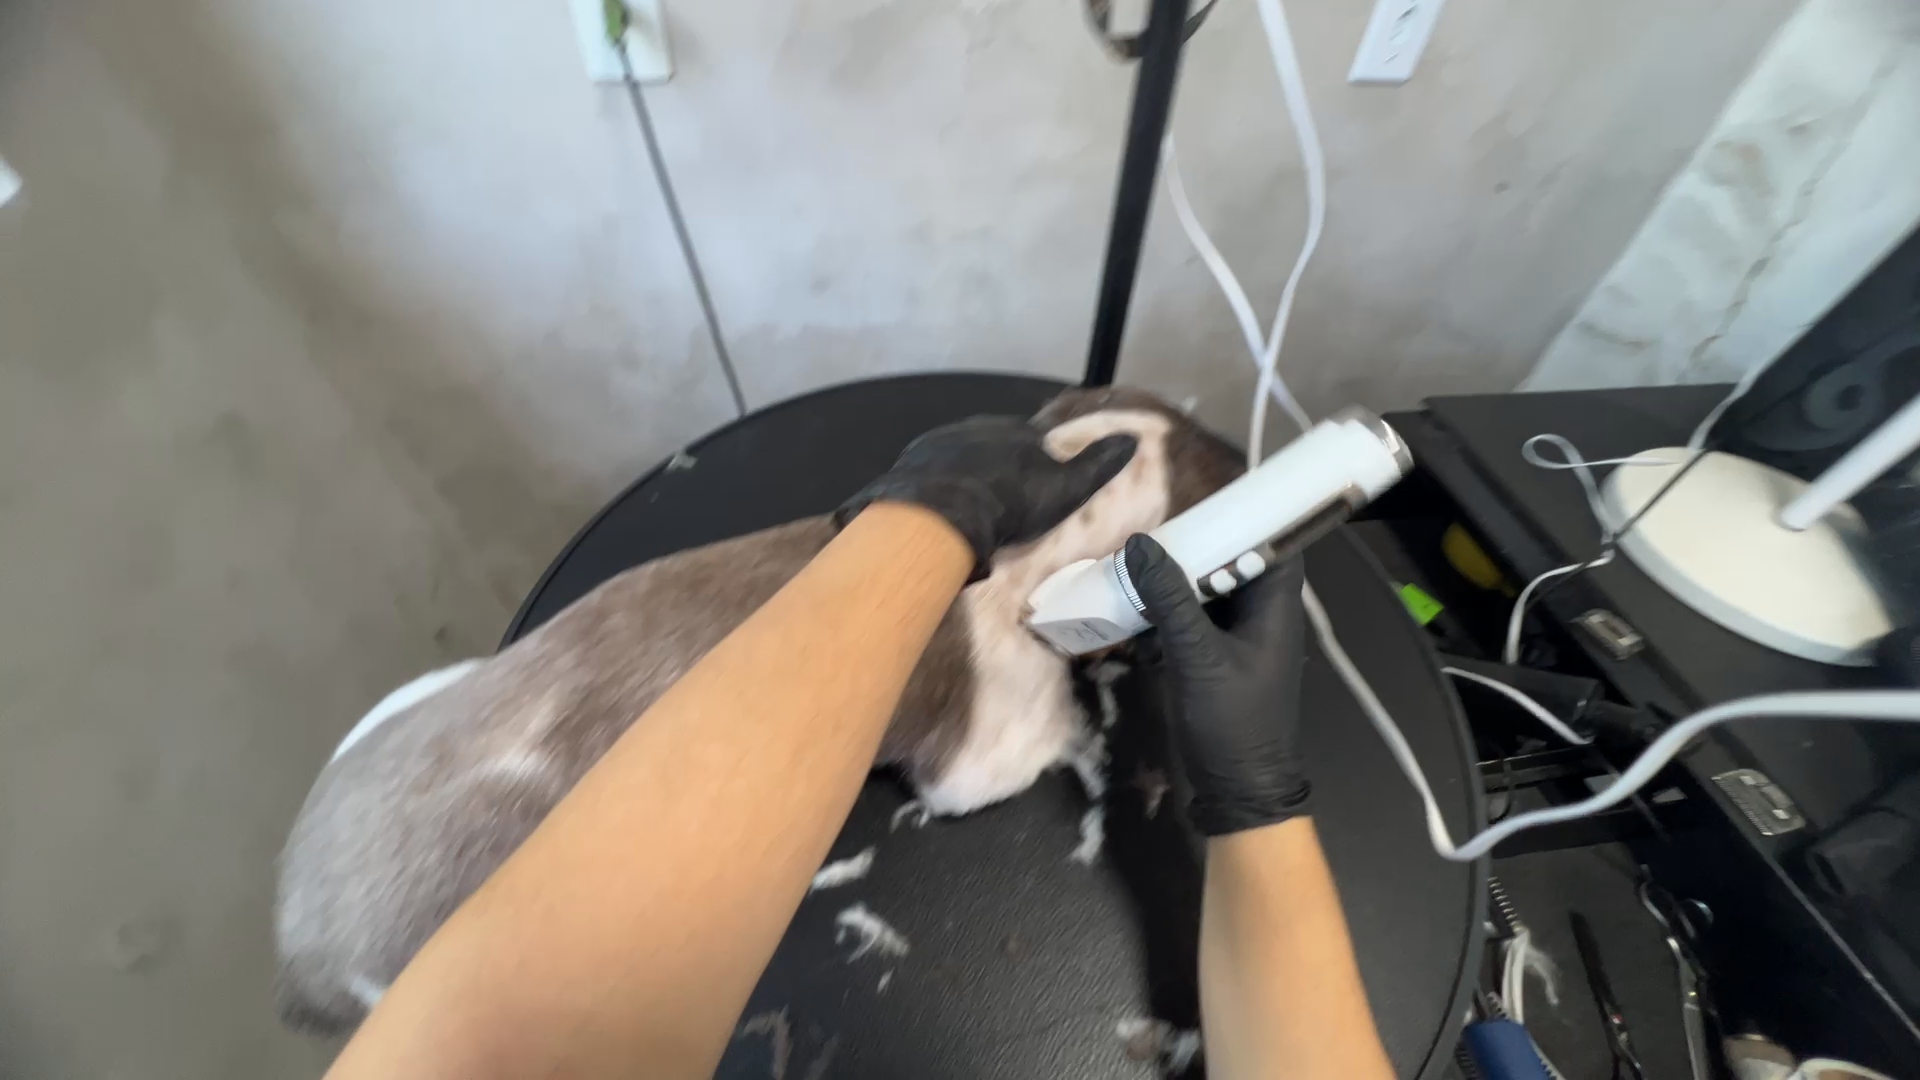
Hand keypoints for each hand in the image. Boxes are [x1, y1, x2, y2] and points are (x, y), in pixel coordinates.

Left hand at [838, 416, 1136, 581]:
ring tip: (967, 509)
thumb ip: (1097, 466)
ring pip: (961, 457)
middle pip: (994, 446)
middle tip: (998, 503)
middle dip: (998, 467)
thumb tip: (1133, 438)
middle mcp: (980, 427)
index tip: (1031, 491)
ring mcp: (942, 440)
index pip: (1032, 442)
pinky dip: (938, 484)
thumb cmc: (1012, 504)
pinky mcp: (914, 458)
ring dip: (966, 476)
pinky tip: (940, 508)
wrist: (945, 512)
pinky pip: (931, 470)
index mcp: (1017, 432)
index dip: (1034, 465)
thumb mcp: (1066, 489)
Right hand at [1123, 534, 1310, 834]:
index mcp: (1275, 607)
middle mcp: (1260, 616)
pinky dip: (1164, 615)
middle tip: (1155, 530)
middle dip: (1195, 546)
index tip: (1207, 496)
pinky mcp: (1212, 658)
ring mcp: (1235, 638)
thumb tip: (1139, 543)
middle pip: (1233, 562)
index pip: (1276, 543)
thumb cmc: (1231, 720)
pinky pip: (1189, 621)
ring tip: (1134, 566)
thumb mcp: (1197, 655)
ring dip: (1173, 582)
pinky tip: (1134, 617)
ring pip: (1206, 592)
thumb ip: (1169, 598)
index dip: (1249, 515)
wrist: (1235, 790)